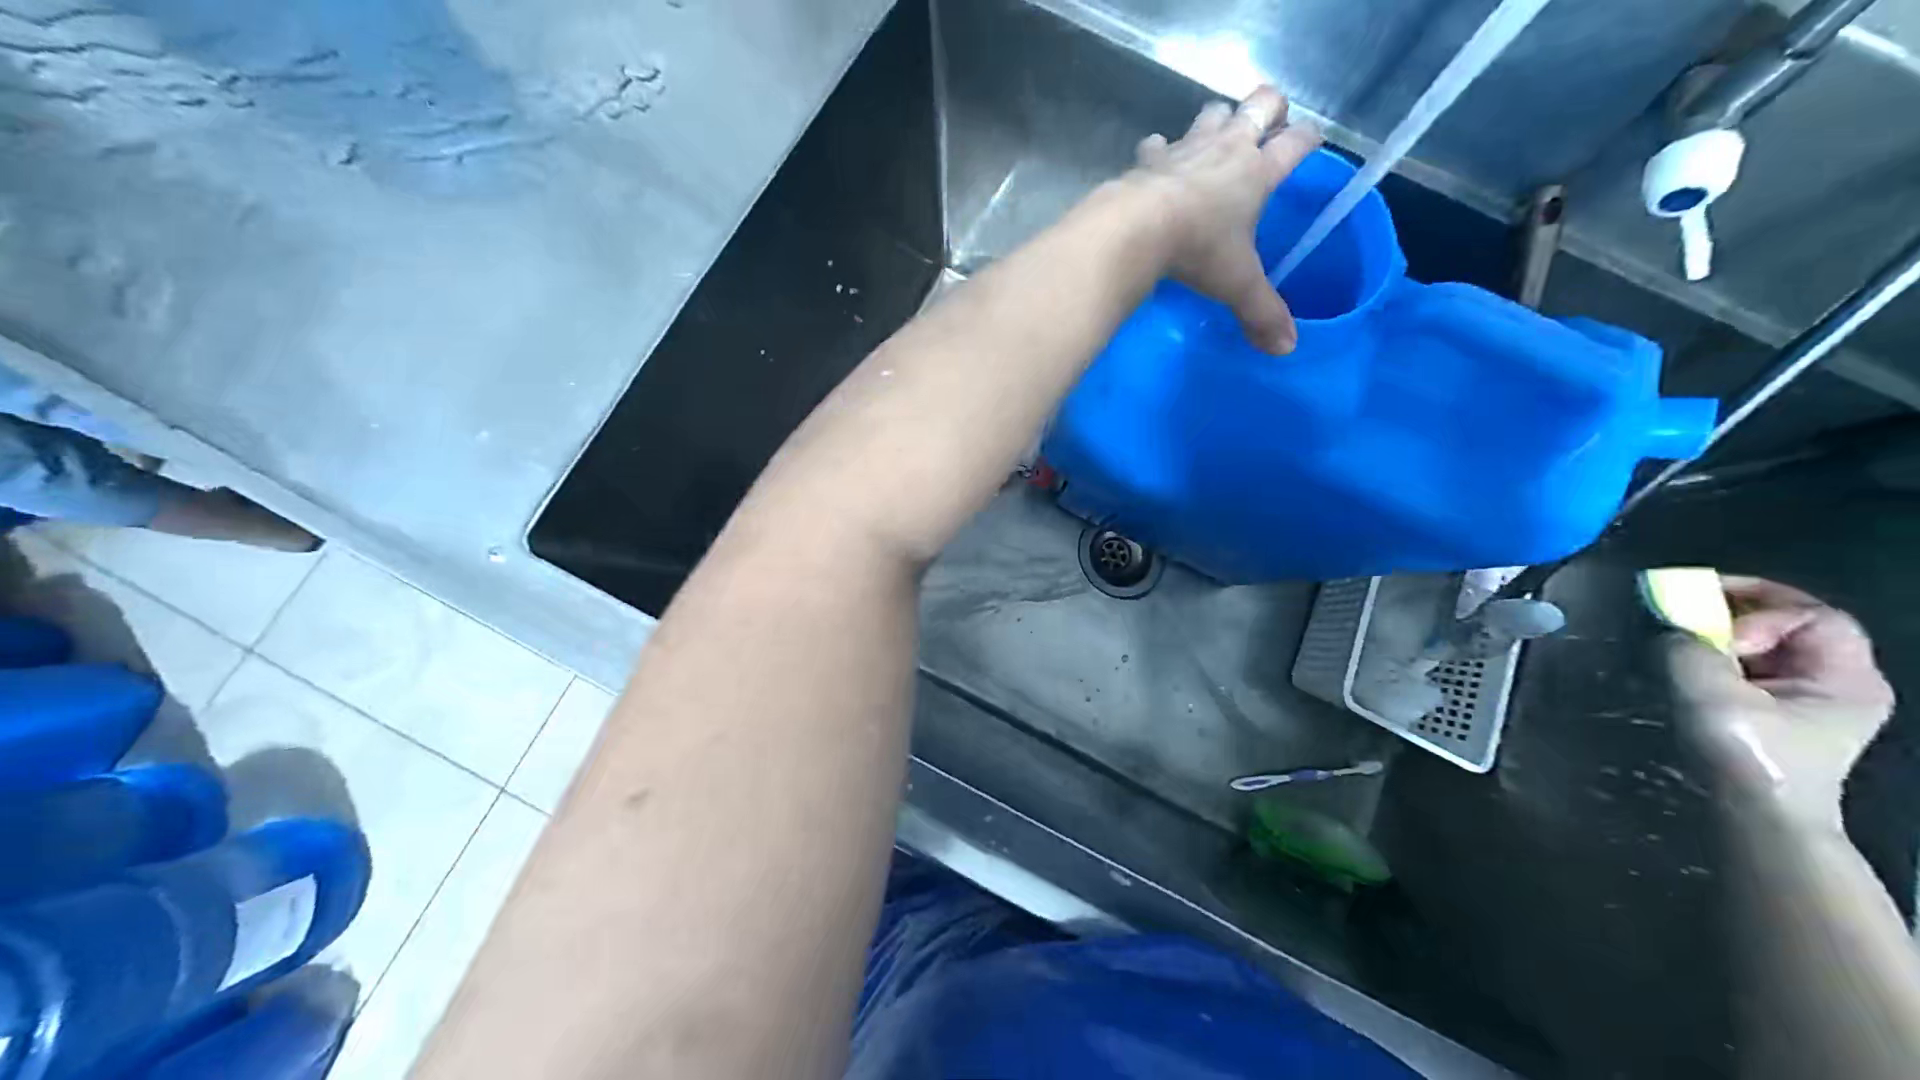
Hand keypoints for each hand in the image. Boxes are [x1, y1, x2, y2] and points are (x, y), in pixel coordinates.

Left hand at [1126, 86, 1321, 354]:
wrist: (1135, 229)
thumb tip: (1286, 349)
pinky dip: (1159, 151)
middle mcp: (1226, 149)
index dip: (1308, 140)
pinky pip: (1156, 144)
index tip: (1313, 140)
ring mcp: (1185, 148)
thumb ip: (1262, 313)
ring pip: (1210, 114)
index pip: (1296, 144)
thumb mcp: (1236, 284)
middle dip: (1268, 107)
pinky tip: (1155, 161)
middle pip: (1259, 105)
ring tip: (1215, 134)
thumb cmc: (1197, 249)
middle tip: (1268, 120)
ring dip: (1216, 120)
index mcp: (1257, 173)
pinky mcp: (1148, 159)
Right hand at [1666, 576, 1893, 829]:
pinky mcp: (1782, 710)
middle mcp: (1841, 682)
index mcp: (1848, 679)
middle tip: (1689, 603)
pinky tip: (1694, 661)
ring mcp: (1812, 698)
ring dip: (1728, 632)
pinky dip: (1724, 654)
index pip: (1816, 617)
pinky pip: (1758, 665)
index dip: (1764, 612)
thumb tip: (1676, 634)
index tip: (1713, 628)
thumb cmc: (1748, 756)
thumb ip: (1691, 652)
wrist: (1759, 816)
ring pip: (1775, 643)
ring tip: (1685, 634)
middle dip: (1743, 608)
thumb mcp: (1714, 697)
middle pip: (1799, 623)